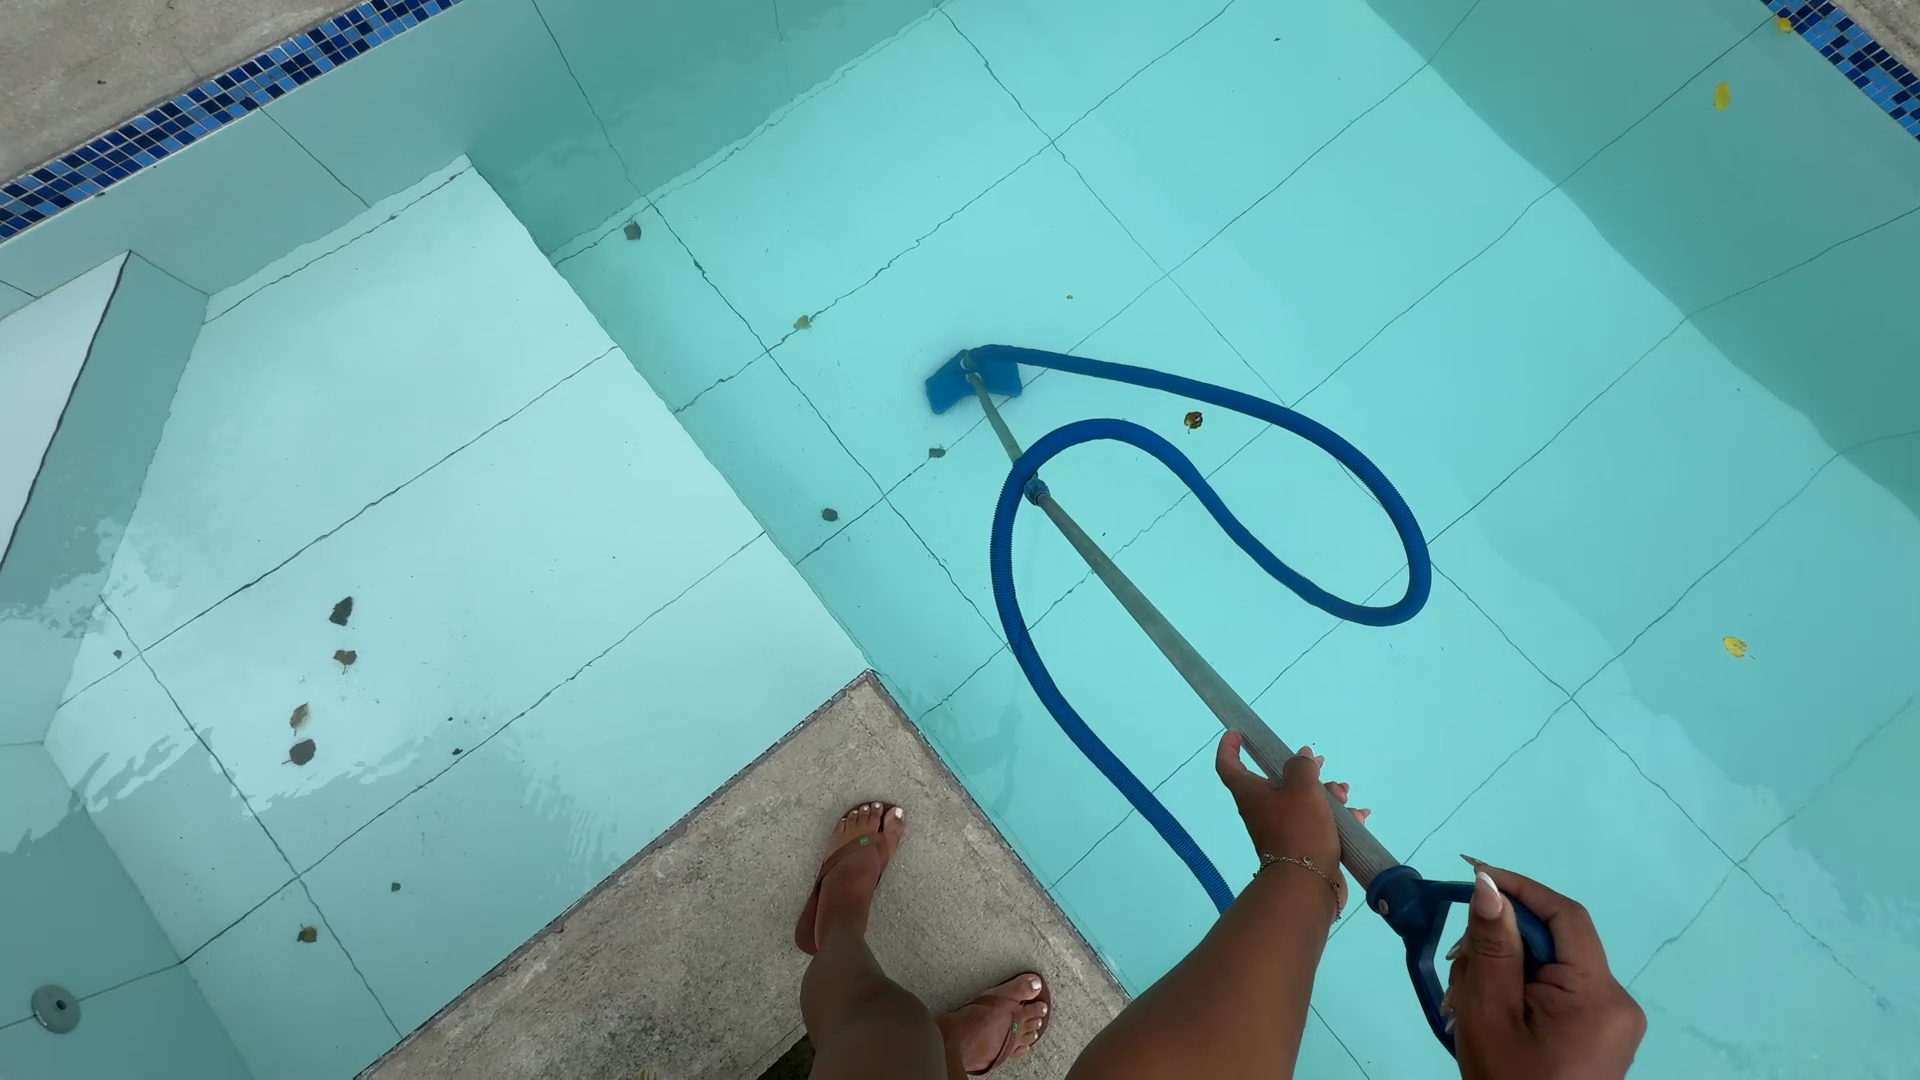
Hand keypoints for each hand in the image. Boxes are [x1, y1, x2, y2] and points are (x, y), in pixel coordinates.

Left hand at [1213, 732, 1369, 913]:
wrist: (1308, 884)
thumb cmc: (1298, 829)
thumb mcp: (1302, 789)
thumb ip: (1302, 767)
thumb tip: (1302, 756)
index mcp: (1250, 792)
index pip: (1228, 764)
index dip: (1228, 747)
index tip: (1235, 733)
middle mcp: (1261, 808)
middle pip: (1276, 780)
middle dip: (1301, 770)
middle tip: (1321, 762)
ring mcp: (1281, 827)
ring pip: (1301, 800)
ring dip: (1325, 793)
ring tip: (1344, 792)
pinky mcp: (1301, 844)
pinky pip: (1316, 822)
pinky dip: (1336, 816)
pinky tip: (1359, 815)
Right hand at [1446, 861, 1645, 1079]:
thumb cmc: (1508, 1076)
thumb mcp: (1488, 1006)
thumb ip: (1491, 943)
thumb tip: (1486, 883)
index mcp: (1598, 996)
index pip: (1565, 915)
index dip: (1519, 886)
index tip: (1470, 874)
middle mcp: (1615, 1001)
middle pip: (1554, 937)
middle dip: (1501, 934)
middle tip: (1458, 954)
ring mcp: (1608, 1017)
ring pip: (1548, 958)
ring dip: (1502, 958)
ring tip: (1468, 989)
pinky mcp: (1595, 1028)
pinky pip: (1552, 981)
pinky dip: (1515, 979)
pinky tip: (1487, 999)